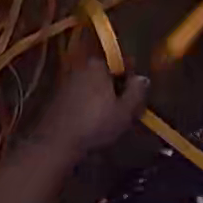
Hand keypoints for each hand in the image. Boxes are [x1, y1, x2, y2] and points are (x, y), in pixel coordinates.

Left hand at [31, 58, 147, 157]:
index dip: (132, 81)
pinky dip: (91, 102)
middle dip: (118, 89)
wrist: (59, 137)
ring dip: (105, 97)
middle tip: (127, 112)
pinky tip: (95, 120)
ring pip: (95, 84)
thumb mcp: (124, 111)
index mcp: (97, 64)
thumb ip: (136, 92)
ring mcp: (69, 77)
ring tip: (112, 119)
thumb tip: (143, 77)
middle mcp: (82, 65)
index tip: (137, 99)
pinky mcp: (61, 91)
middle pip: (108, 74)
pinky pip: (84, 92)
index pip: (121, 64)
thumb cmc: (96, 122)